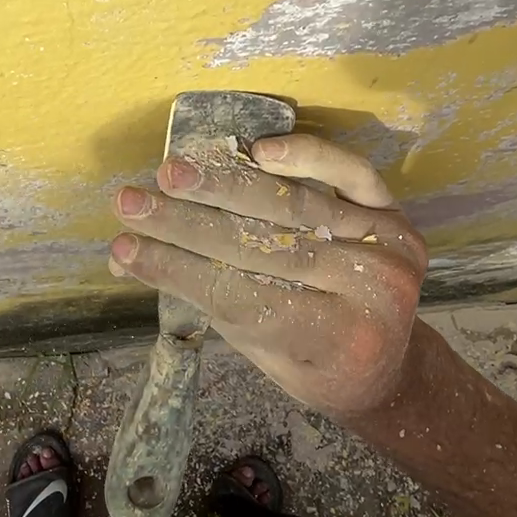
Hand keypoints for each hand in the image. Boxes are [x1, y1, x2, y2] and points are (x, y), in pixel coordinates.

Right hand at [109, 133, 427, 417]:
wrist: (391, 366)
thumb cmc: (312, 365)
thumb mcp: (258, 352)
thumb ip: (201, 300)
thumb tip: (122, 260)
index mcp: (331, 342)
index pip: (236, 296)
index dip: (175, 269)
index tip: (122, 246)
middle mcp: (366, 292)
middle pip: (261, 246)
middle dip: (185, 222)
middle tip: (130, 202)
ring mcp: (385, 248)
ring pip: (294, 204)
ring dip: (223, 185)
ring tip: (170, 171)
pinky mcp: (395, 213)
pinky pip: (352, 173)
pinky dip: (306, 156)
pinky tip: (258, 150)